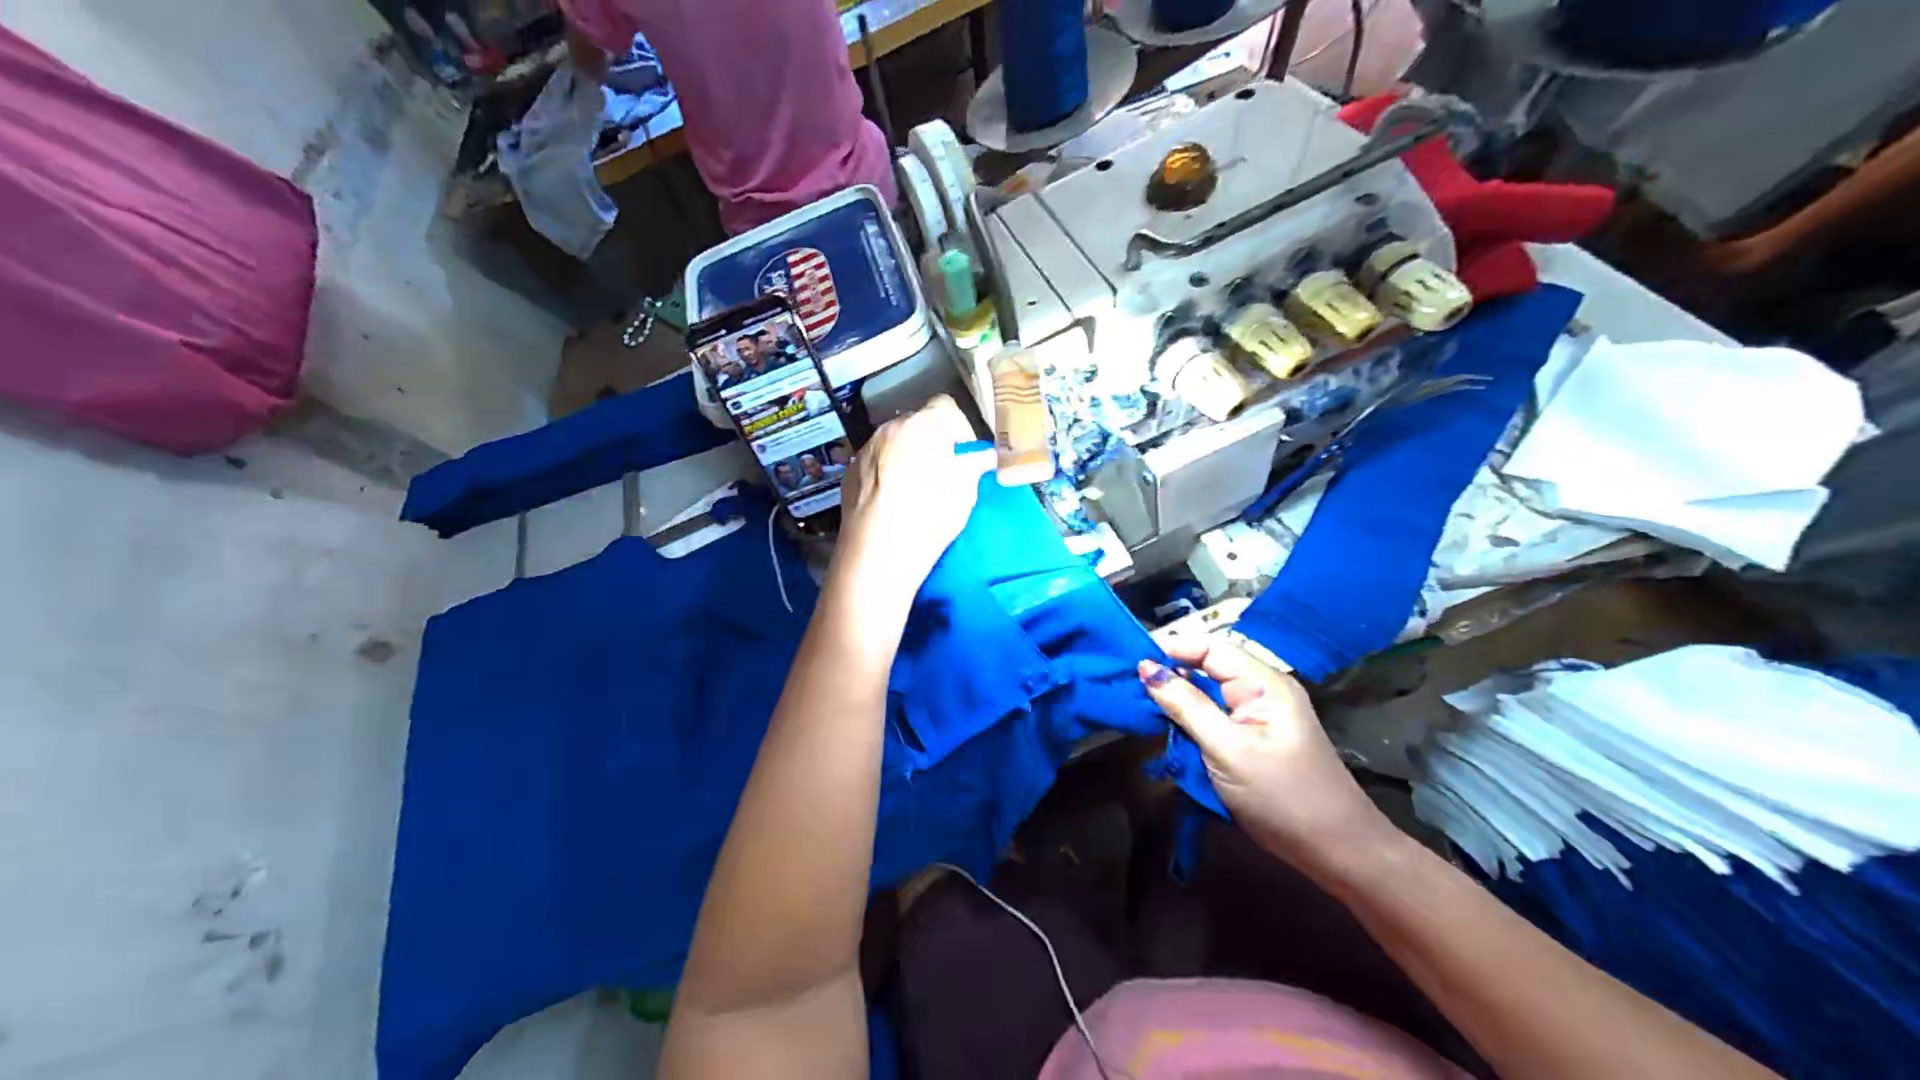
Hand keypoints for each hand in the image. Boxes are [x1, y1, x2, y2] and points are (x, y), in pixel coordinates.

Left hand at [833, 395, 991, 603]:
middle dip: (931, 443)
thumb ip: (975, 464)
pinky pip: (875, 465)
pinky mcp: (849, 473)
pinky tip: (892, 503)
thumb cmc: (930, 514)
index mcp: (923, 423)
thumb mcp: (966, 488)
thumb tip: (984, 456)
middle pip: (917, 425)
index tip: (964, 454)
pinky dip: (885, 476)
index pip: (946, 406)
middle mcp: (890, 427)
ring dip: (906, 458)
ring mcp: (865, 449)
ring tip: (915, 492)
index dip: (959, 428)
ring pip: (893, 445)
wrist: (880, 549)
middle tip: (943, 473)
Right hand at [1139, 637, 1397, 877]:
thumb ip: (1185, 705)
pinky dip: (1189, 724)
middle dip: (1168, 676)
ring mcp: (1258, 716)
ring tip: (1139, 708)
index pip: (1209, 646)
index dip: (1170, 648)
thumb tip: (1145, 668)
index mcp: (1264, 683)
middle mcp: (1261, 690)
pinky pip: (1213, 719)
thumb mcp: (1227, 749)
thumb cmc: (1284, 797)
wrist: (1338, 853)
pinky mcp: (1251, 740)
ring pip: (1206, 695)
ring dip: (1176, 703)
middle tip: (1127, 688)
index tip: (1128, 661)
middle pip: (1206, 668)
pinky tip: (1167, 731)